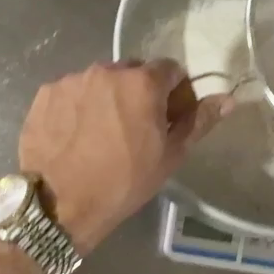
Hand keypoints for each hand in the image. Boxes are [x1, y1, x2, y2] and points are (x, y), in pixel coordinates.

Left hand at [18, 60, 231, 251]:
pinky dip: (79, 107)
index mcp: (142, 82)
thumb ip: (198, 121)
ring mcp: (72, 80)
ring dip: (108, 99)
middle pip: (133, 72)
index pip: (170, 69)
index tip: (169, 116)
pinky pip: (73, 93)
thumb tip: (227, 99)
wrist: (59, 204)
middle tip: (136, 128)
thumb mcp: (169, 157)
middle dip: (139, 93)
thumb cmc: (123, 182)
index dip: (174, 92)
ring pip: (101, 81)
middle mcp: (106, 70)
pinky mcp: (46, 93)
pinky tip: (77, 135)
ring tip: (102, 134)